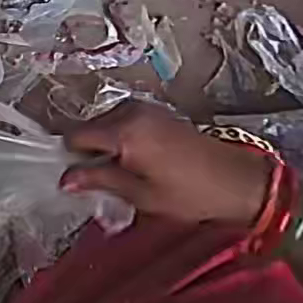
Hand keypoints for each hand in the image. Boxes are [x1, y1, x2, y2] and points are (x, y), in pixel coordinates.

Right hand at [63, 101, 269, 225]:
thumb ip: (99, 180)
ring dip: (105, 142)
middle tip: (104, 176)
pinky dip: (119, 135)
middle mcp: (128, 112)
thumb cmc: (188, 194)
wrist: (239, 181)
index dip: (71, 155)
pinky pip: (121, 119)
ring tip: (124, 167)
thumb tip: (64, 179)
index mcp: (123, 132)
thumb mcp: (140, 194)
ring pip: (103, 122)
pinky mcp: (154, 110)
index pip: (74, 135)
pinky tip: (137, 156)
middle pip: (87, 127)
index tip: (80, 174)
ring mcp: (142, 108)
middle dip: (88, 149)